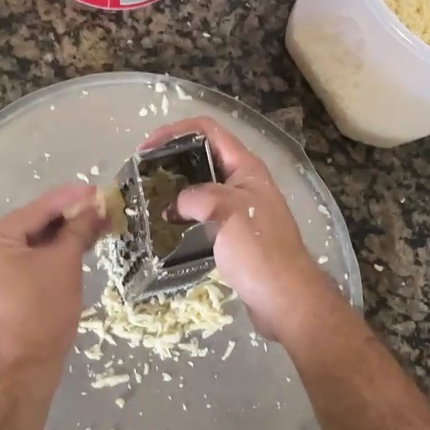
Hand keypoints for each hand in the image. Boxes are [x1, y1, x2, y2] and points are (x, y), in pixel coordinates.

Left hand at [0, 183, 108, 383]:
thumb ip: (78, 229)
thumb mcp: (65, 264)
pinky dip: (44, 255)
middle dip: (66, 218)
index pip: (36, 210)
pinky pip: (21, 262)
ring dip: (58, 237)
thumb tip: (95, 206)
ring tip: (91, 226)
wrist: (25, 368)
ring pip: (27, 245)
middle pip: (30, 226)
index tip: (95, 189)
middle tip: (97, 208)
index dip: (69, 199)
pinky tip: (70, 247)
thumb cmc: (43, 312)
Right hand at [141, 117, 338, 340]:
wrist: (285, 298)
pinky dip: (185, 213)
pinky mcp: (235, 234)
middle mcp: (244, 182)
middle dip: (172, 159)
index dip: (175, 131)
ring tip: (149, 197)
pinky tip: (167, 225)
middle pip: (203, 156)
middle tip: (143, 172)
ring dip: (177, 188)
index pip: (208, 131)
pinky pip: (205, 213)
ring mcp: (241, 208)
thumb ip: (195, 197)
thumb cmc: (259, 250)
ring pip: (202, 187)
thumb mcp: (224, 212)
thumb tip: (174, 205)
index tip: (146, 147)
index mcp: (246, 167)